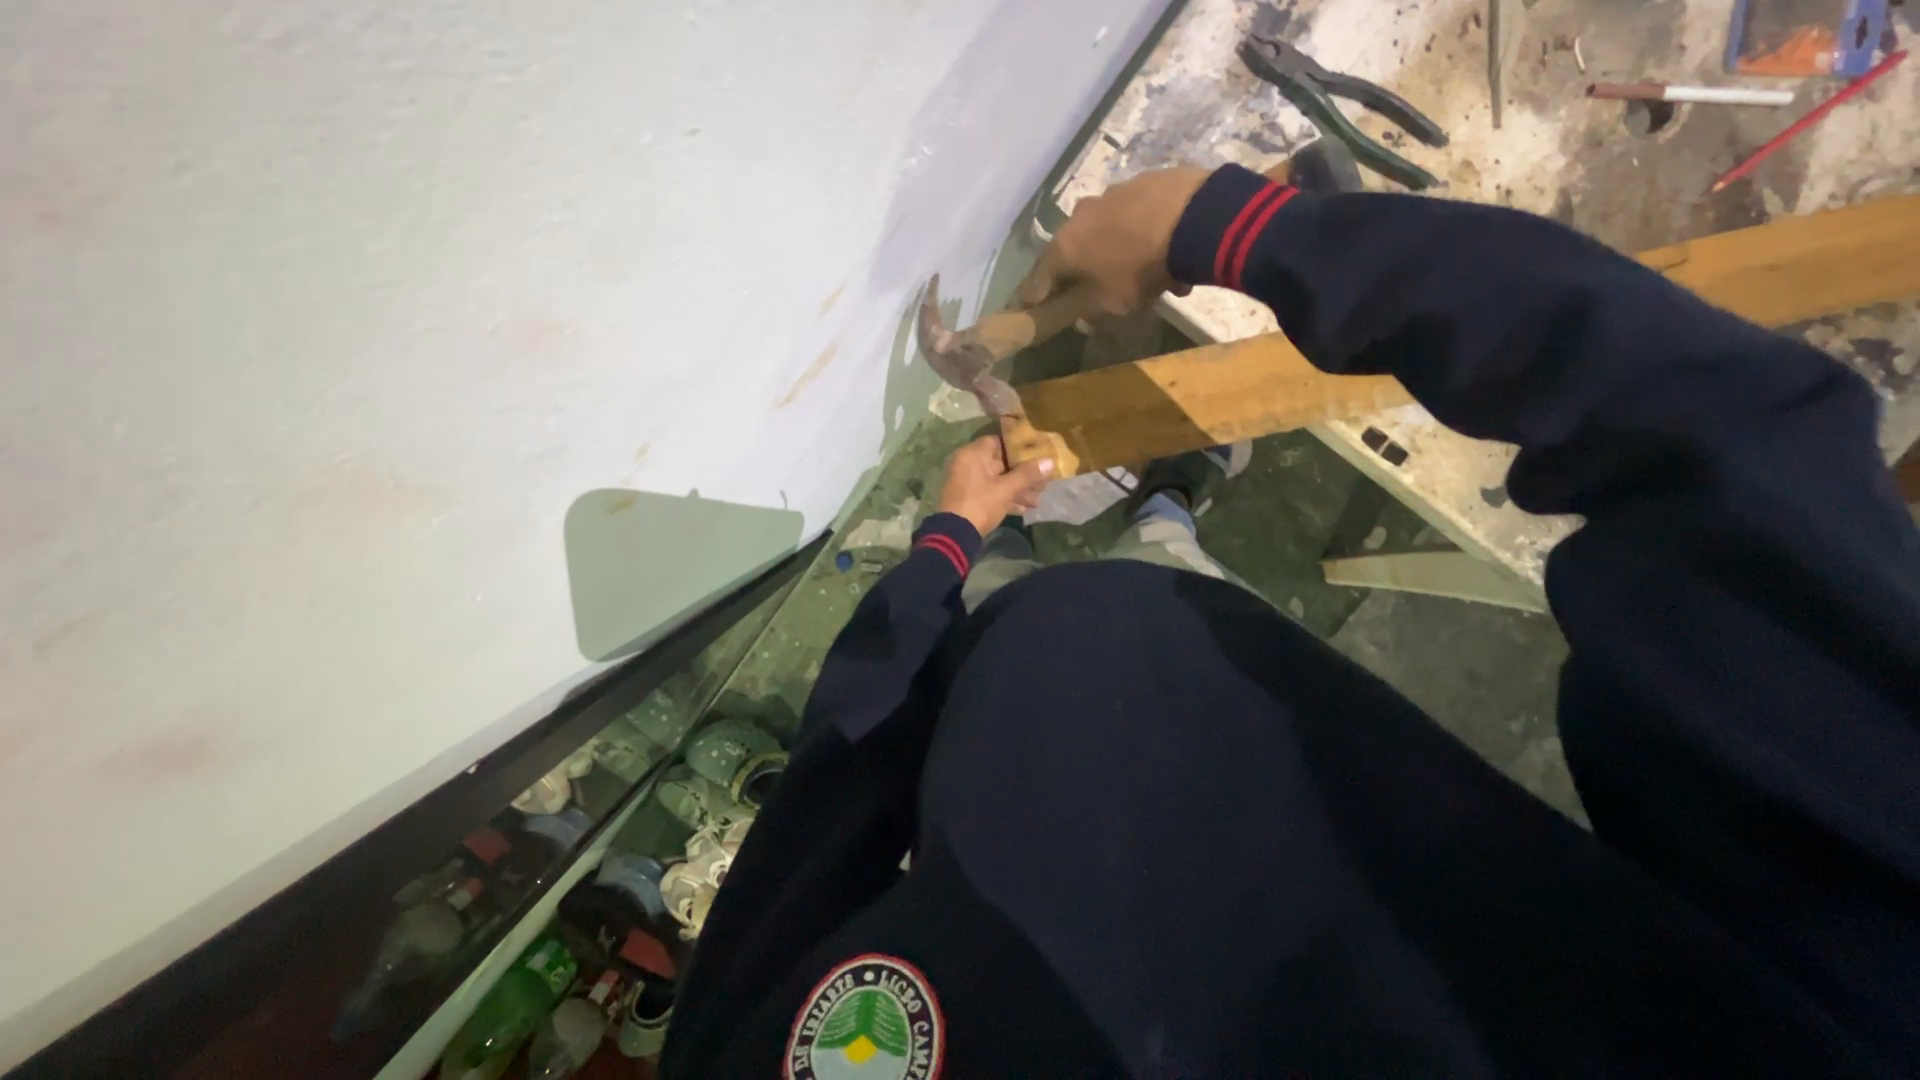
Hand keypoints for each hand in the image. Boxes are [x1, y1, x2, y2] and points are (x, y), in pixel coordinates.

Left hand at [936, 435, 1054, 536]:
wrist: (955, 535)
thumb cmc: (981, 504)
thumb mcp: (1006, 489)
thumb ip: (1028, 474)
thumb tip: (1050, 461)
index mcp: (973, 454)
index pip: (999, 442)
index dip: (1019, 448)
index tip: (1037, 454)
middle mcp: (967, 464)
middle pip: (1000, 463)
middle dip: (1023, 474)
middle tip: (1043, 481)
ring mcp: (967, 483)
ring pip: (997, 481)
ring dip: (1017, 489)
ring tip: (1038, 499)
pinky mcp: (969, 499)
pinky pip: (990, 493)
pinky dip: (1005, 498)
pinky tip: (1025, 509)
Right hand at [1016, 166, 1212, 315]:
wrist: (1193, 218)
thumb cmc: (1139, 268)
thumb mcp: (1110, 303)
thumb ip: (1088, 309)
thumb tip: (1079, 316)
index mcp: (1065, 245)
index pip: (1039, 275)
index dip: (1034, 294)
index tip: (1029, 305)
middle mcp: (1081, 214)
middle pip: (1076, 248)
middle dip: (1084, 270)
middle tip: (1098, 289)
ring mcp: (1114, 193)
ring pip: (1110, 231)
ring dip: (1121, 253)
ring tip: (1149, 276)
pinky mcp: (1147, 181)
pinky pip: (1140, 217)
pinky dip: (1147, 235)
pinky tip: (1171, 252)